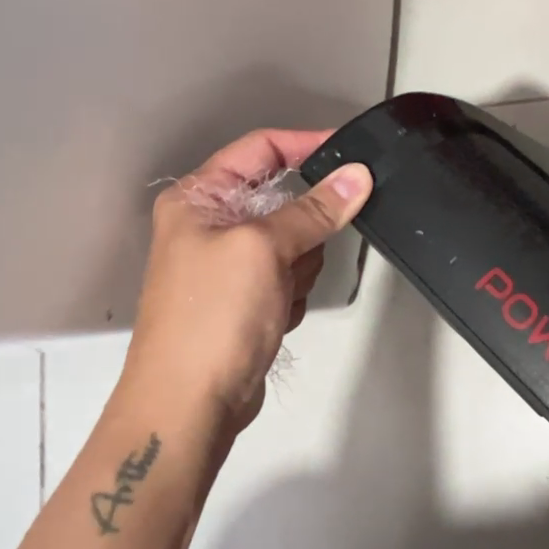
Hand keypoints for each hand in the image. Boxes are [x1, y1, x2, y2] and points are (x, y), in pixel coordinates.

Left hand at [123, 129, 372, 430]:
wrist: (190, 403)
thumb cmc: (213, 317)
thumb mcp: (266, 249)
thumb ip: (317, 209)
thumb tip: (358, 175)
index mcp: (199, 199)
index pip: (262, 149)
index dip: (308, 144)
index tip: (355, 151)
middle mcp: (211, 224)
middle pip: (286, 197)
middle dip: (305, 226)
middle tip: (298, 252)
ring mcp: (230, 263)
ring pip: (298, 239)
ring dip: (300, 265)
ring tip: (278, 294)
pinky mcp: (248, 296)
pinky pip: (293, 274)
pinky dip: (293, 291)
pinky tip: (275, 315)